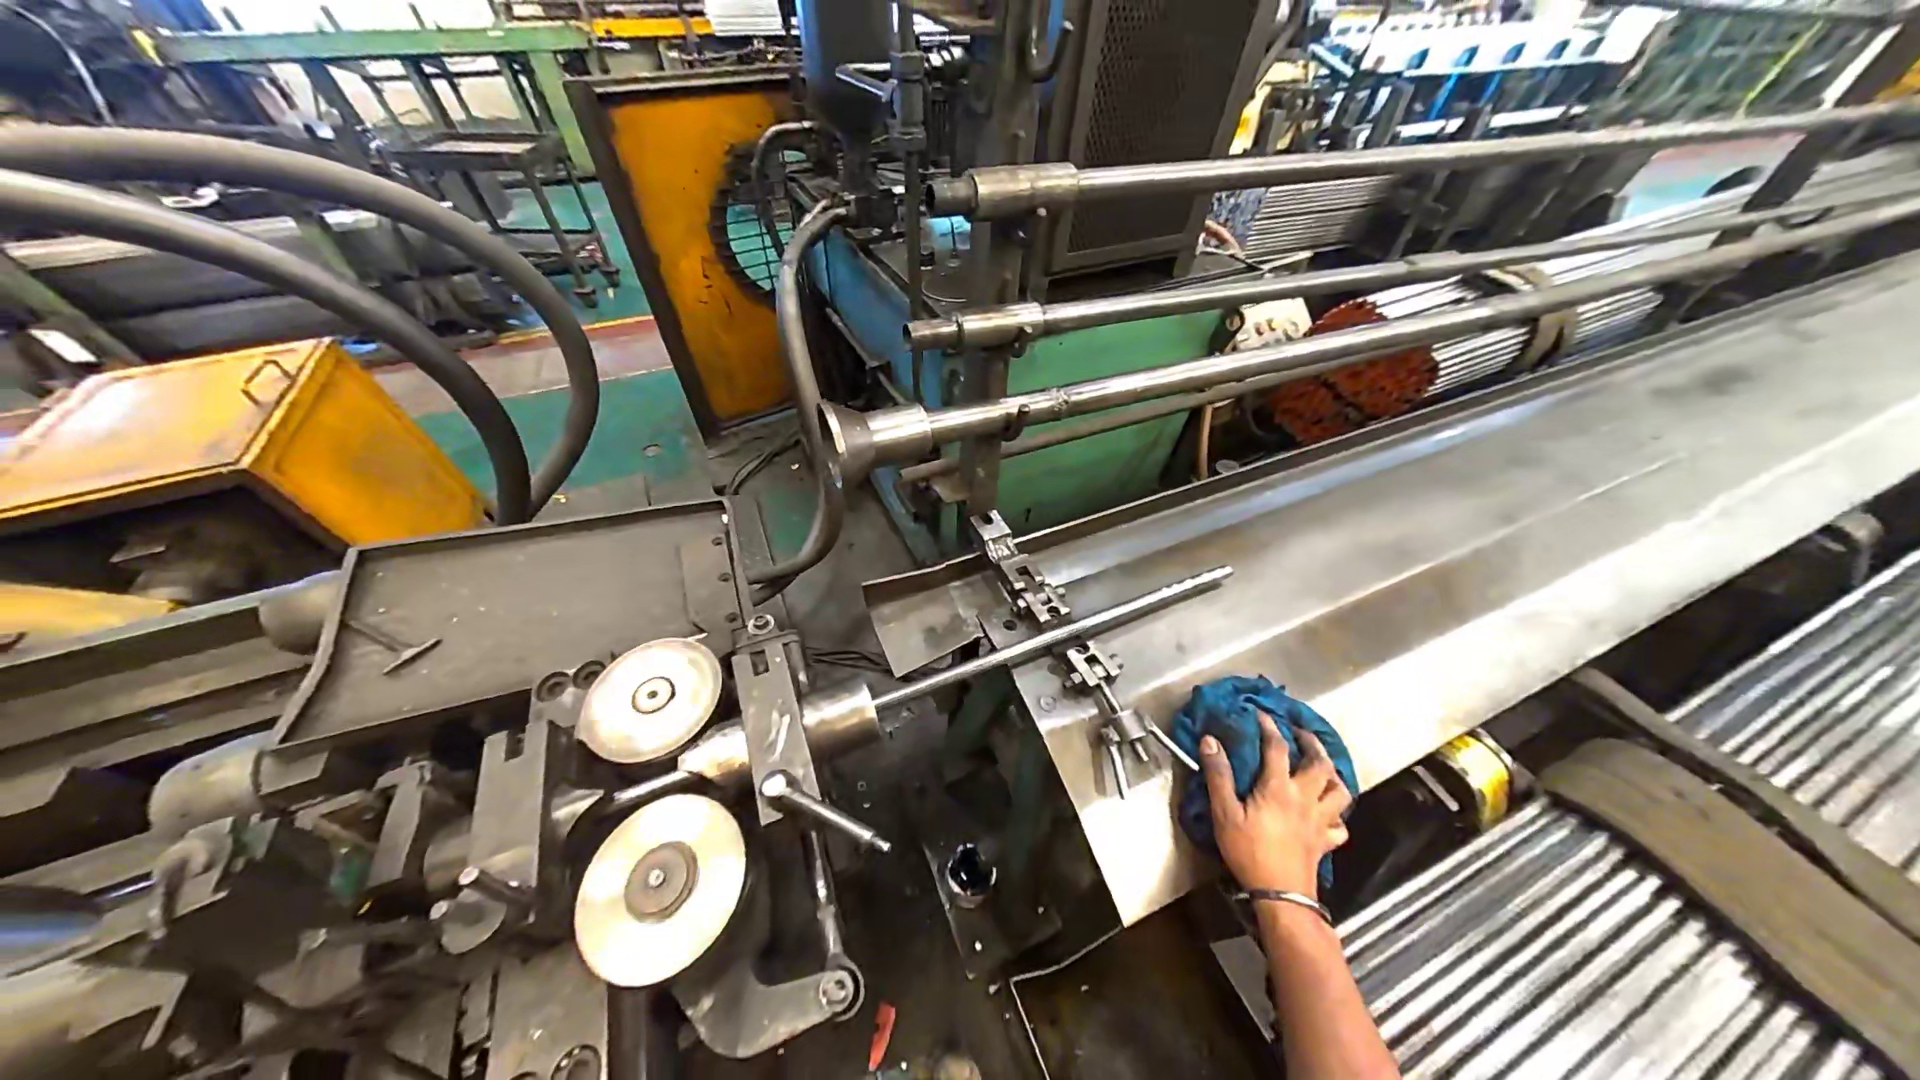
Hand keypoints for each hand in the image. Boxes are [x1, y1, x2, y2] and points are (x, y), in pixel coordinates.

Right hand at [1201, 714, 1353, 899]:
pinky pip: (1341, 823)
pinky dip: (1337, 813)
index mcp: (1279, 788)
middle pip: (1320, 763)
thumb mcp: (1225, 813)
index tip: (1261, 714)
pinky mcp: (1326, 841)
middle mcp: (1305, 798)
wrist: (1281, 895)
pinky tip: (1328, 811)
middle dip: (1312, 743)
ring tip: (1322, 766)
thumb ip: (1219, 776)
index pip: (1278, 747)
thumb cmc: (1249, 852)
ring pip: (1340, 790)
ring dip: (1333, 774)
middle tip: (1301, 733)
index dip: (1270, 727)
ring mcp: (1320, 820)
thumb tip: (1211, 741)